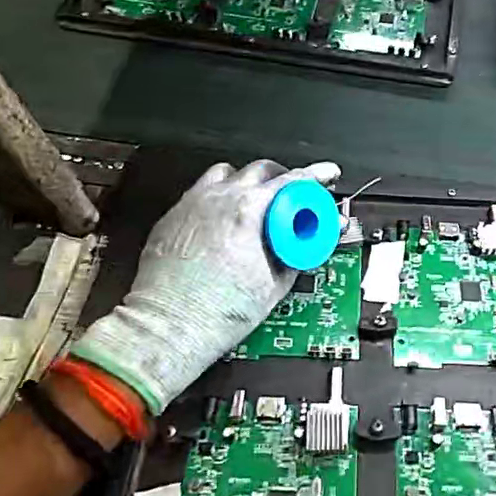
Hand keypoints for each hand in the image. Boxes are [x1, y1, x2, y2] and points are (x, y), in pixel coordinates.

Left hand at [71, 159, 340, 412]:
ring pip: (226, 174)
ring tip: (256, 205)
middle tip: (293, 198)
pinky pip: (201, 193)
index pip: (293, 180)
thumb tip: (312, 238)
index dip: (316, 175)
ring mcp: (192, 204)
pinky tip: (225, 220)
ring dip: (246, 183)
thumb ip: (298, 251)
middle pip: (260, 170)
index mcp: (247, 210)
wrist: (169, 326)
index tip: (326, 175)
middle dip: (282, 179)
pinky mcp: (173, 216)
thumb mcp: (275, 283)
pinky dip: (219, 198)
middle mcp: (218, 198)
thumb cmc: (216, 311)